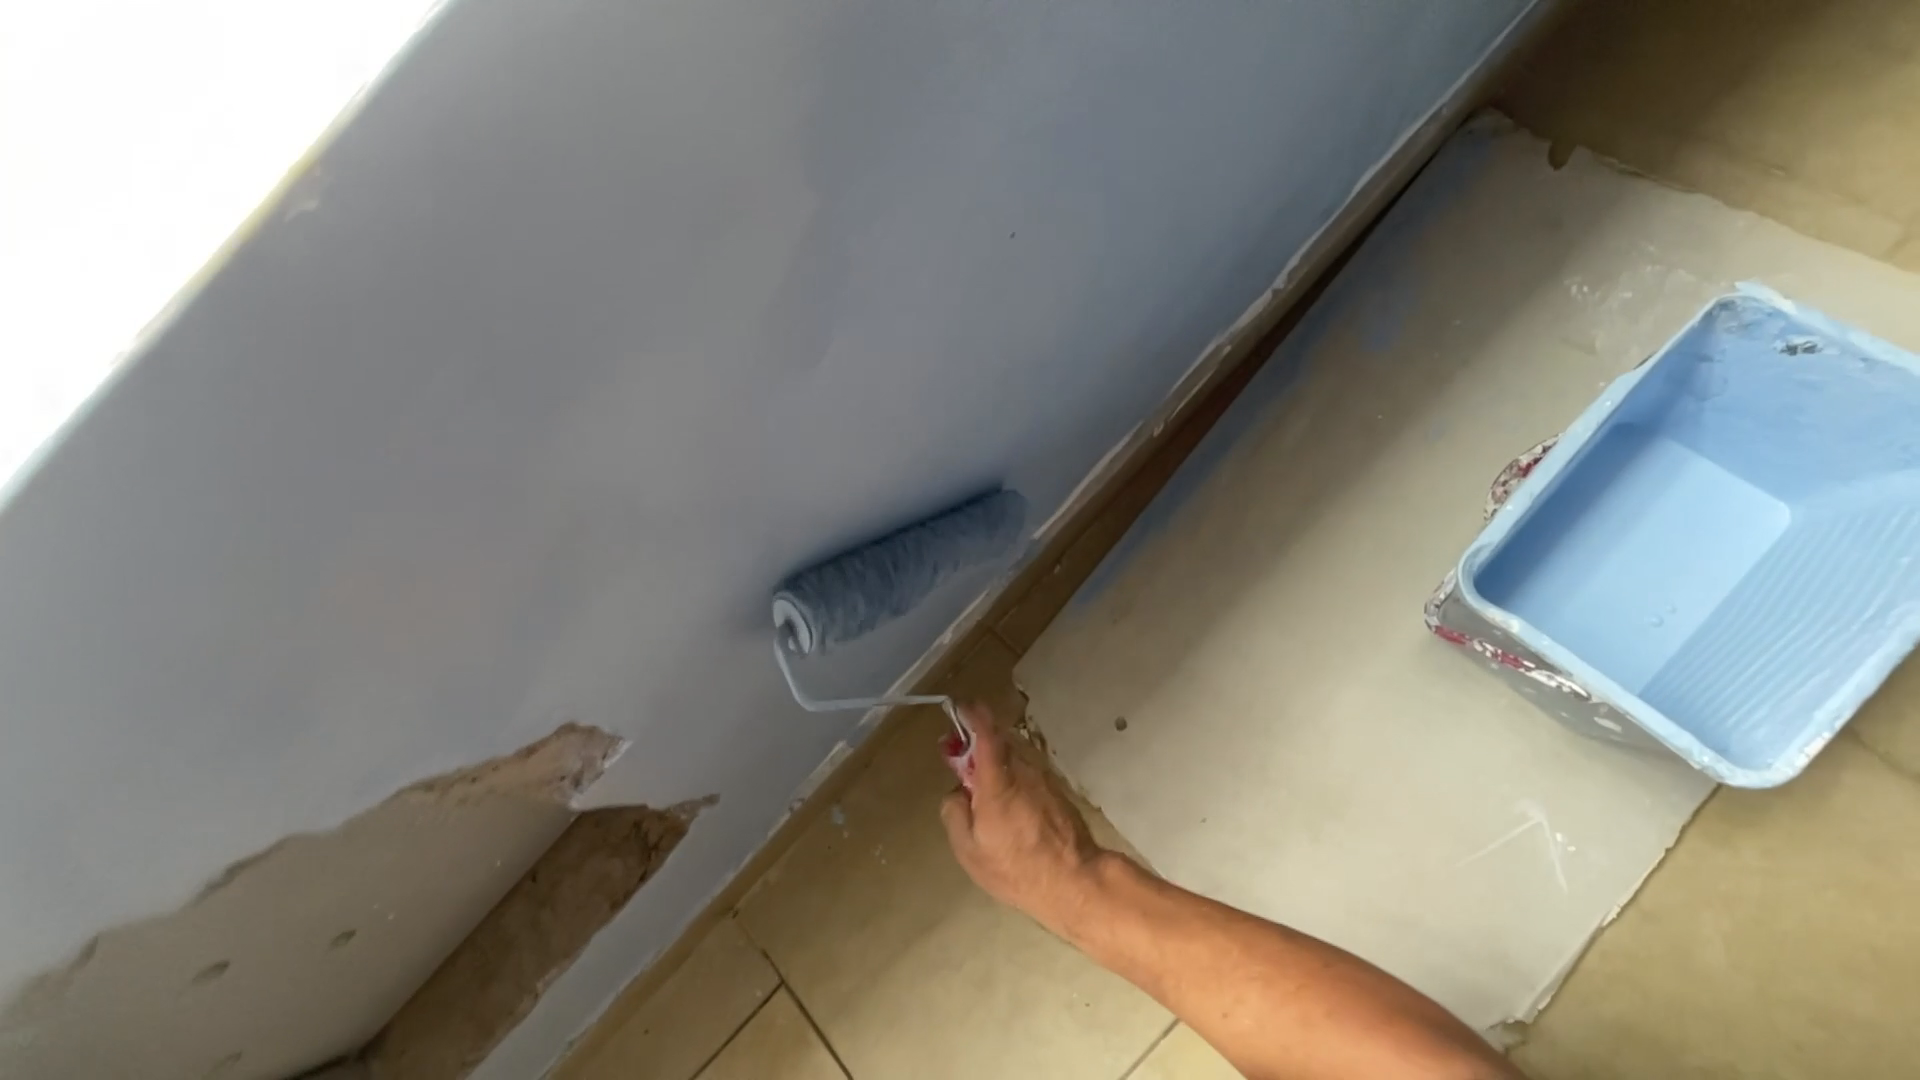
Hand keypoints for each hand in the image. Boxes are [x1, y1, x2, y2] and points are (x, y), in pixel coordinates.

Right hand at [939, 700, 1109, 935]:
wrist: (1075, 881)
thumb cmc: (1016, 868)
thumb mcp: (968, 849)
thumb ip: (954, 811)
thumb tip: (958, 791)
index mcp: (998, 782)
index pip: (986, 732)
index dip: (972, 714)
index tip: (960, 707)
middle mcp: (1023, 771)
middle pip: (999, 741)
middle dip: (977, 744)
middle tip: (960, 762)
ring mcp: (1044, 779)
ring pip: (1014, 758)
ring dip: (997, 764)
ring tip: (984, 794)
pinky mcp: (1057, 791)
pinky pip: (1028, 774)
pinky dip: (1014, 779)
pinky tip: (1010, 809)